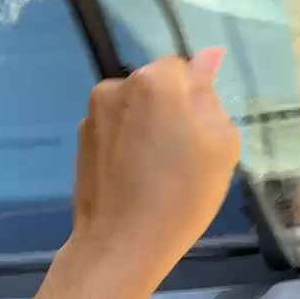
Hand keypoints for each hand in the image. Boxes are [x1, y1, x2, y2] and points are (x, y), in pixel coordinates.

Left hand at [68, 49, 240, 276]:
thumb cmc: (182, 194)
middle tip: (181, 154)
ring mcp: (91, 117)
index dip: (195, 98)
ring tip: (155, 171)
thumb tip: (207, 56)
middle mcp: (113, 89)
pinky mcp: (80, 143)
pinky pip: (113, 132)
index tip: (198, 132)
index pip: (182, 68)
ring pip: (131, 110)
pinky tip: (133, 178)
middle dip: (167, 109)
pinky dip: (124, 146)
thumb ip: (208, 94)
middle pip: (152, 87)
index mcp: (152, 81)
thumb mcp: (219, 143)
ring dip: (144, 128)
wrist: (121, 242)